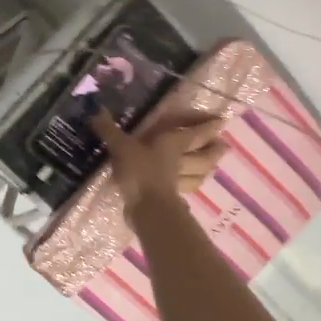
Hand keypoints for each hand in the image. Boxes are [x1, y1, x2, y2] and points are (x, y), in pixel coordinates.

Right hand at [90, 110, 227, 212]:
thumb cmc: (140, 171)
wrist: (147, 209)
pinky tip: (185, 188)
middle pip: (205, 156)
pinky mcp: (172, 199)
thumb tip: (97, 111)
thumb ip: (110, 130)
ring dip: (206, 170)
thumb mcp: (121, 147)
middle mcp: (180, 162)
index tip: (221, 120)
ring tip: (211, 167)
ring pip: (199, 174)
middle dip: (214, 150)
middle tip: (223, 145)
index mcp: (173, 144)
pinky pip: (184, 190)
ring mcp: (178, 182)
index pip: (196, 133)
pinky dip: (188, 187)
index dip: (208, 126)